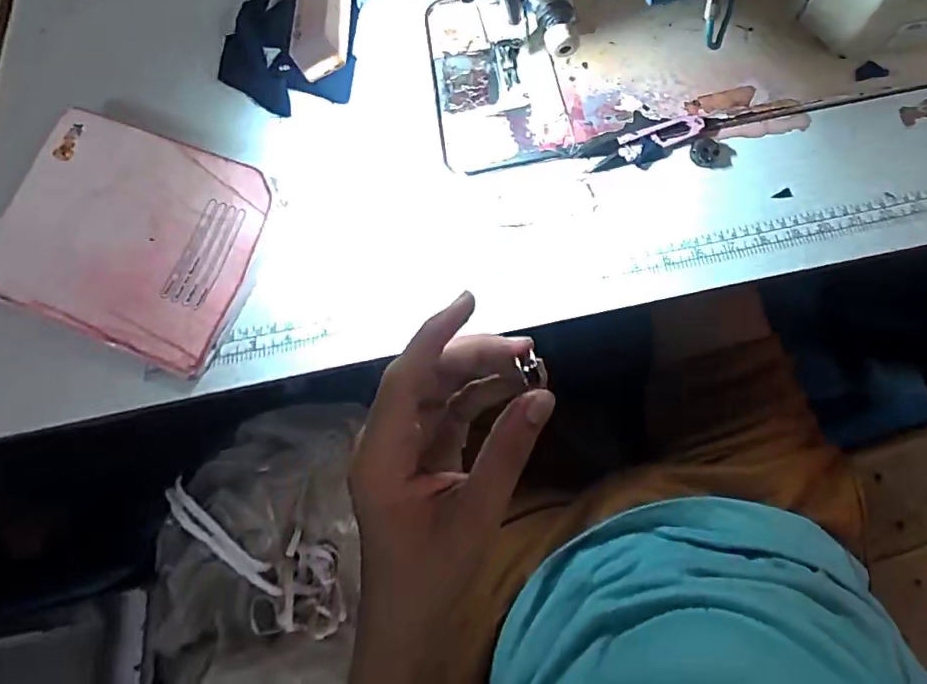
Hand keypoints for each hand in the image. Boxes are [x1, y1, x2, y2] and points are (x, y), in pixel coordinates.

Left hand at [348, 292, 553, 682]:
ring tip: (532, 365)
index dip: (436, 334)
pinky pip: (455, 408)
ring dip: (485, 371)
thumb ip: (508, 450)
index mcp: (383, 454)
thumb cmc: (431, 577)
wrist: (410, 626)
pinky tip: (517, 391)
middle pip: (429, 375)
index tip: (469, 300)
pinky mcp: (425, 452)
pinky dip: (485, 395)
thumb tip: (544, 393)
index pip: (405, 377)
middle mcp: (389, 439)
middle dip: (478, 354)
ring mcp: (407, 445)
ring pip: (444, 387)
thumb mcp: (476, 513)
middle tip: (529, 350)